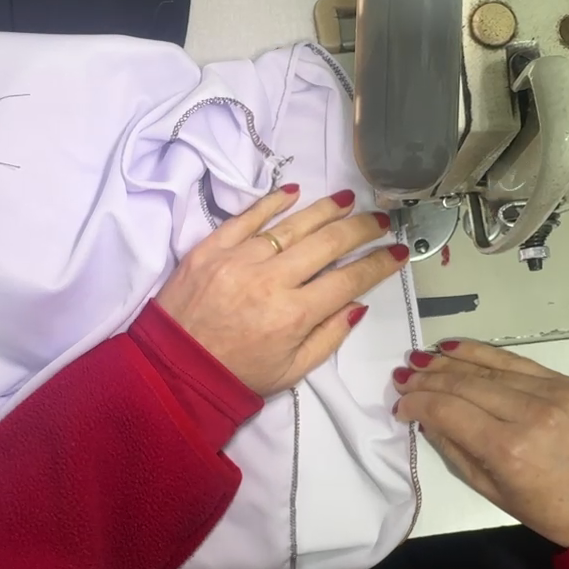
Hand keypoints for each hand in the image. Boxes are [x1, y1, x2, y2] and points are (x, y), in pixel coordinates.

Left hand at [157, 186, 406, 394]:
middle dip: (362, 229)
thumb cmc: (237, 375)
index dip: (379, 264)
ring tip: (348, 200)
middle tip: (380, 220)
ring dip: (325, 210)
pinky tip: (295, 193)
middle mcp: (271, 281)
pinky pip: (247, 217)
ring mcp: (239, 259)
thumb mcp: (292, 372)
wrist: (172, 370)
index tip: (397, 252)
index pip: (349, 279)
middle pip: (328, 243)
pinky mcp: (211, 248)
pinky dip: (272, 203)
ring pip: (292, 225)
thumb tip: (357, 303)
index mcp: (294, 315)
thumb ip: (329, 337)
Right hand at [392, 341, 568, 546]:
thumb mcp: (487, 488)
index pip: (449, 411)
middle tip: (402, 376)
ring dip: (448, 362)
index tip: (399, 403)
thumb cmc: (541, 508)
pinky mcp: (565, 382)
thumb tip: (423, 414)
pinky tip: (453, 349)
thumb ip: (452, 446)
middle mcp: (530, 415)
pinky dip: (482, 353)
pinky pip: (514, 361)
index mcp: (508, 450)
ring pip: (487, 369)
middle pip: (465, 385)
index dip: (418, 403)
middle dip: (428, 379)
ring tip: (420, 359)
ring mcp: (551, 394)